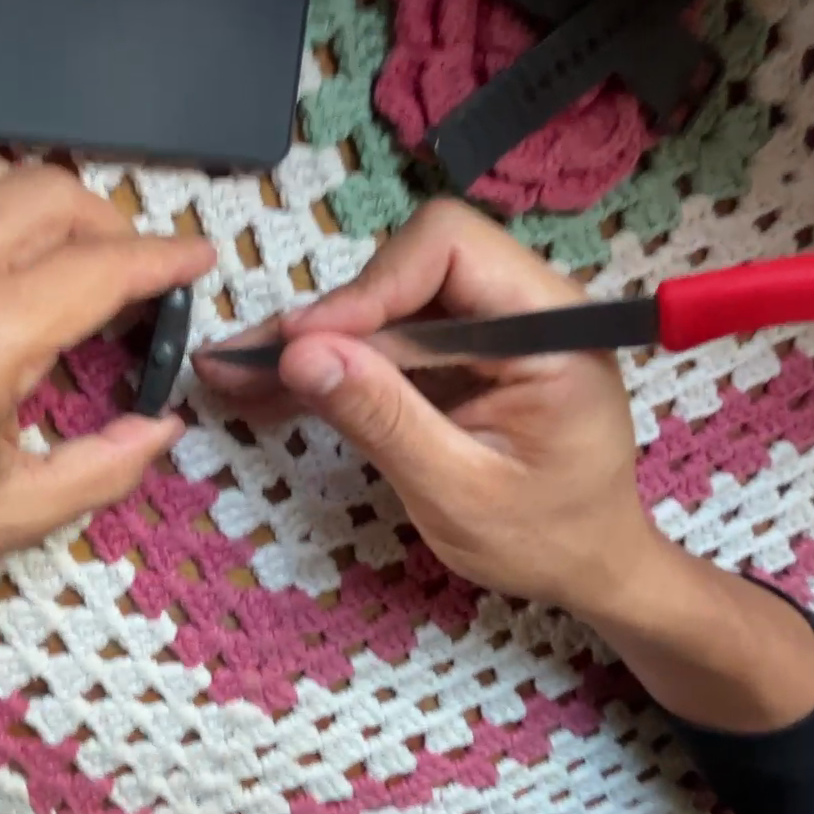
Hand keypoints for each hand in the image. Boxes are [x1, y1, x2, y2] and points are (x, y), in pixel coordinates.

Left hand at [0, 154, 214, 652]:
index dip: (160, 260)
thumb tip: (162, 424)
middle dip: (112, 225)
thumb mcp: (4, 520)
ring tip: (70, 261)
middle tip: (135, 277)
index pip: (92, 270)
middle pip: (47, 195)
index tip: (198, 259)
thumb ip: (103, 465)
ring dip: (48, 206)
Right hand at [195, 199, 661, 613]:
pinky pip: (376, 348)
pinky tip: (264, 392)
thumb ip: (384, 419)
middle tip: (237, 367)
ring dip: (304, 347)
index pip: (447, 248)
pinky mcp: (448, 359)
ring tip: (230, 377)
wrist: (583, 565)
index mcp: (546, 326)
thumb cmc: (543, 538)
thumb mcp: (459, 492)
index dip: (368, 288)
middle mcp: (511, 309)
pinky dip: (322, 371)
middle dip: (317, 324)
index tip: (304, 346)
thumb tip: (298, 354)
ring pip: (374, 312)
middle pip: (396, 276)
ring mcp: (476, 332)